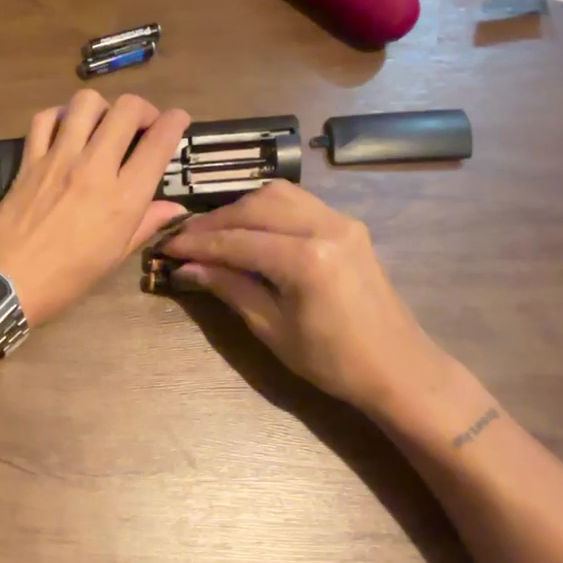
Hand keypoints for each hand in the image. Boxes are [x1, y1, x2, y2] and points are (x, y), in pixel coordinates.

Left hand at [0, 90, 190, 326]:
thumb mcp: (113, 258)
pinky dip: (58, 117)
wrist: (7, 285)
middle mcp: (94, 168)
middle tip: (139, 127)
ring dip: (101, 108)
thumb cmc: (66, 280)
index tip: (177, 122)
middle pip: (127, 110)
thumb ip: (145, 225)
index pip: (160, 141)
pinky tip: (64, 132)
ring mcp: (58, 160)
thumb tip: (173, 207)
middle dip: (143, 110)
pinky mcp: (28, 162)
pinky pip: (44, 119)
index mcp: (124, 197)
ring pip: (86, 103)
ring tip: (101, 126)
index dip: (175, 123)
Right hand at [158, 181, 452, 416]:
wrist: (397, 366)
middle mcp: (325, 228)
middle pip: (255, 206)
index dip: (196, 244)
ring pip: (277, 196)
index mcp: (306, 260)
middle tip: (183, 240)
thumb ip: (230, 289)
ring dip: (239, 210)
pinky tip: (246, 231)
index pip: (236, 241)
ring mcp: (341, 222)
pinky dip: (265, 211)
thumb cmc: (330, 360)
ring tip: (212, 234)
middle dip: (213, 221)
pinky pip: (297, 204)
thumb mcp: (271, 328)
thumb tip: (186, 268)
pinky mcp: (348, 227)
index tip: (165, 248)